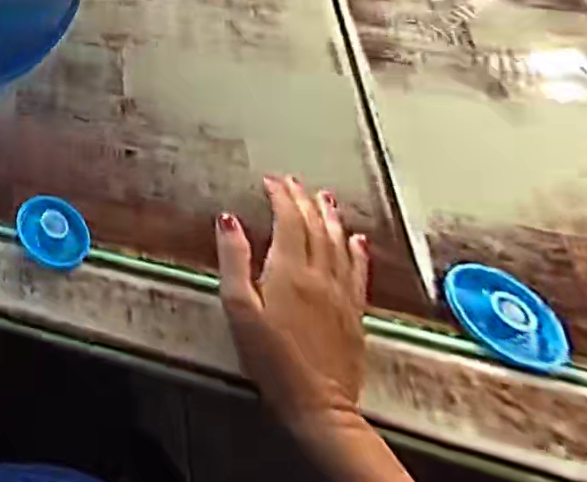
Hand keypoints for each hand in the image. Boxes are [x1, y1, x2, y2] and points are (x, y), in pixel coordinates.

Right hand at [216, 175, 370, 433]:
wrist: (319, 405)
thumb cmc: (271, 358)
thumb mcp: (239, 307)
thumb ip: (233, 258)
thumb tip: (228, 219)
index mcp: (289, 270)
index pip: (288, 220)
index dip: (280, 196)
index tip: (270, 181)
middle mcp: (319, 276)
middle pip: (314, 226)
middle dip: (303, 199)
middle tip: (293, 181)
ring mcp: (341, 294)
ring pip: (338, 244)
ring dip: (330, 217)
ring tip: (325, 198)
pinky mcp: (354, 314)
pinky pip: (358, 272)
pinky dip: (357, 251)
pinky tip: (356, 240)